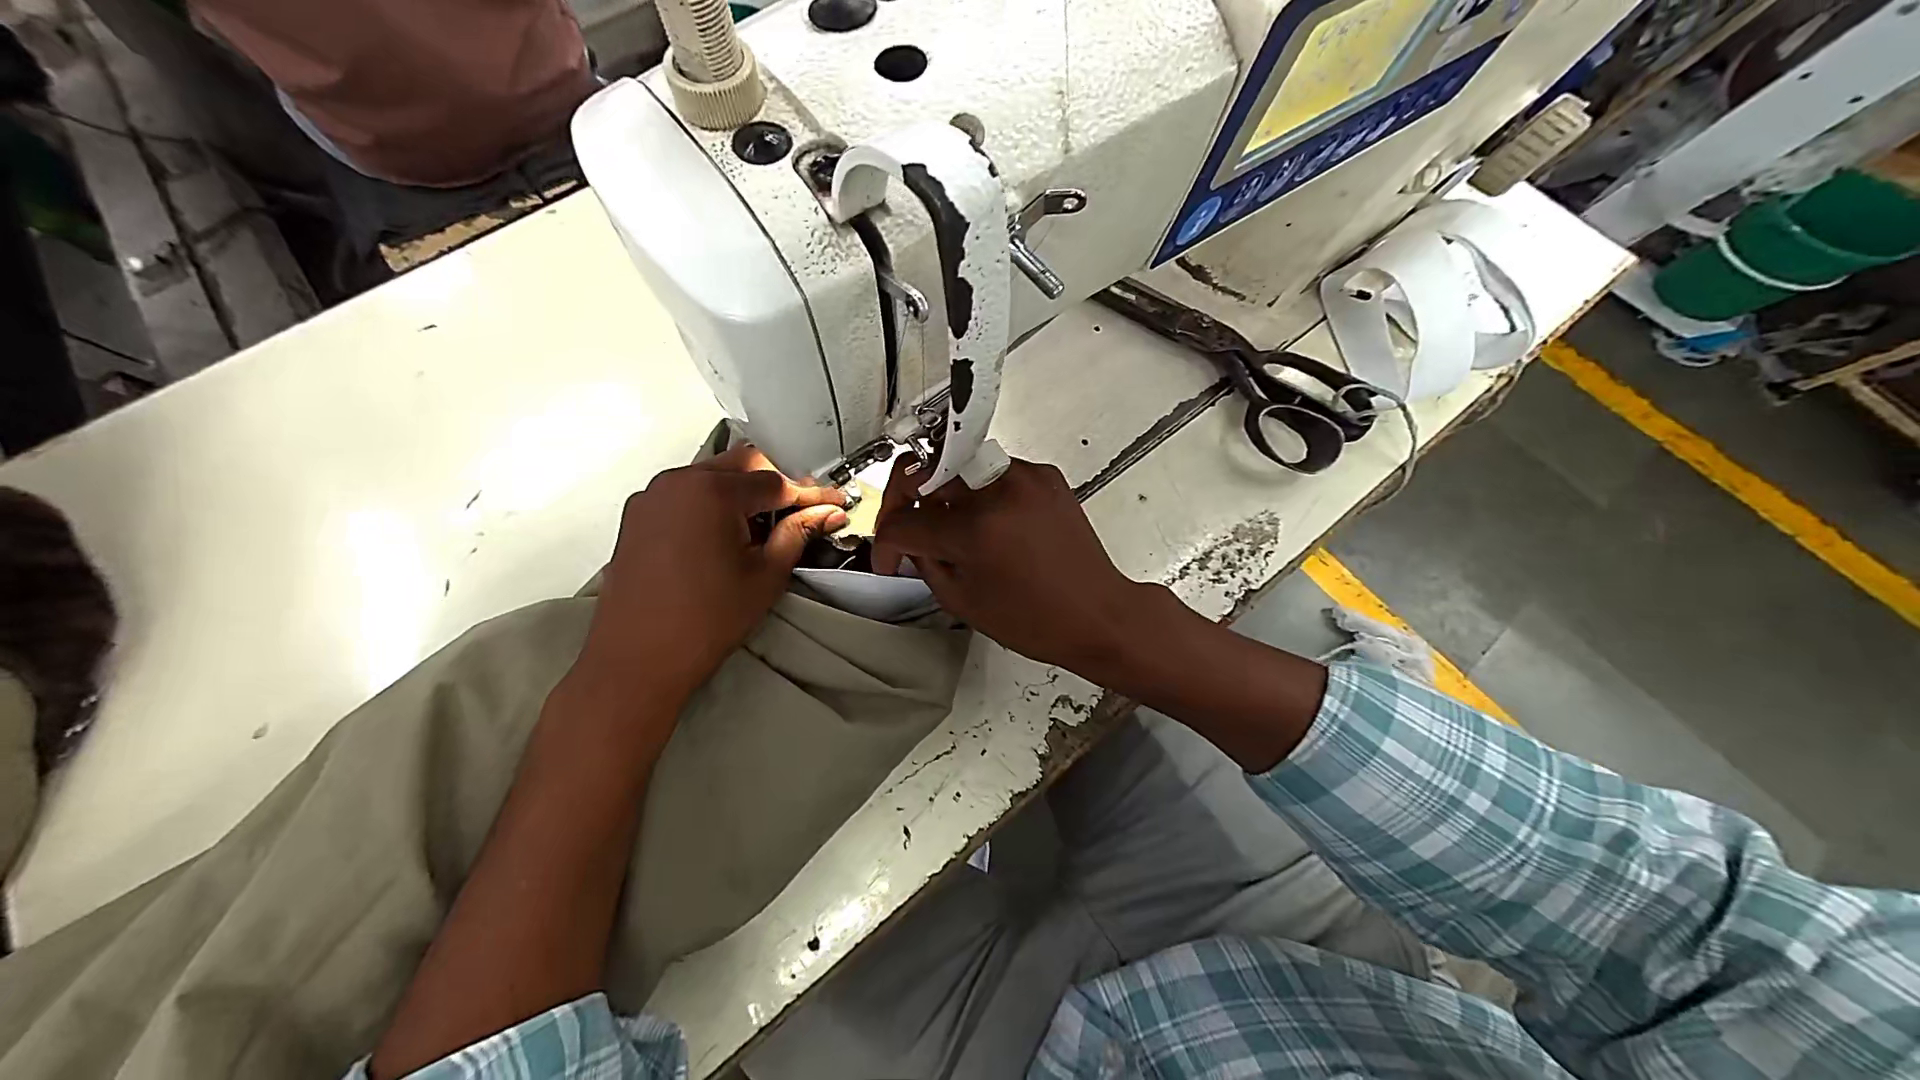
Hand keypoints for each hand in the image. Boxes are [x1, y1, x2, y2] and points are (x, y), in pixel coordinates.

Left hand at [577, 445, 847, 705]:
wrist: (638, 658)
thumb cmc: (702, 621)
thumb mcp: (765, 576)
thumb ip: (798, 534)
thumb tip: (824, 514)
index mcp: (712, 492)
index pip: (776, 481)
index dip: (809, 496)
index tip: (830, 506)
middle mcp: (677, 482)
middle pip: (743, 465)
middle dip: (777, 484)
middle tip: (801, 512)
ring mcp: (653, 496)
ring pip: (712, 475)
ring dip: (743, 492)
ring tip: (764, 528)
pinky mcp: (638, 515)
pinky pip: (685, 493)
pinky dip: (711, 503)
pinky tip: (726, 535)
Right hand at [870, 456, 1162, 676]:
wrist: (1099, 614)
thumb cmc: (1040, 620)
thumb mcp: (963, 601)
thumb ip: (924, 563)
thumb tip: (906, 541)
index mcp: (975, 530)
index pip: (905, 520)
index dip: (885, 542)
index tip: (889, 555)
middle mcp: (999, 492)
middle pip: (923, 469)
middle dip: (903, 497)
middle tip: (903, 521)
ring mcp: (1025, 478)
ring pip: (957, 465)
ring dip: (942, 492)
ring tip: (948, 525)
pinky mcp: (1044, 476)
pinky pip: (993, 472)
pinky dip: (979, 493)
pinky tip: (986, 523)